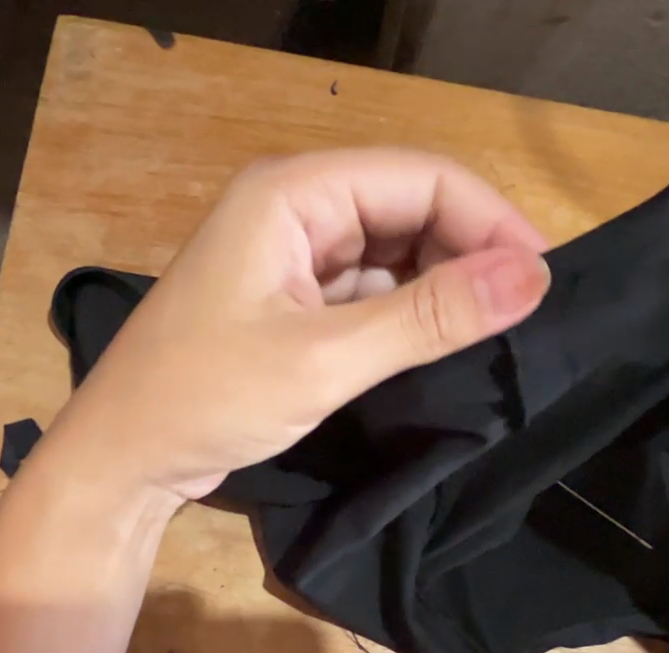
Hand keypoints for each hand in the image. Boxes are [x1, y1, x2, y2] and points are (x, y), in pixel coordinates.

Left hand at [37, 148, 551, 501]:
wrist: (125, 459)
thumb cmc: (207, 398)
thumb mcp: (323, 358)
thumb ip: (427, 317)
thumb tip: (534, 278)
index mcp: (293, 194)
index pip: (420, 178)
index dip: (489, 221)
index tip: (542, 283)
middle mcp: (294, 212)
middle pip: (407, 212)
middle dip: (466, 257)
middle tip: (519, 319)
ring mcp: (289, 261)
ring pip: (390, 258)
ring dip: (437, 292)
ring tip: (490, 338)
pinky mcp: (288, 307)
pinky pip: (364, 297)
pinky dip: (401, 320)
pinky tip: (437, 351)